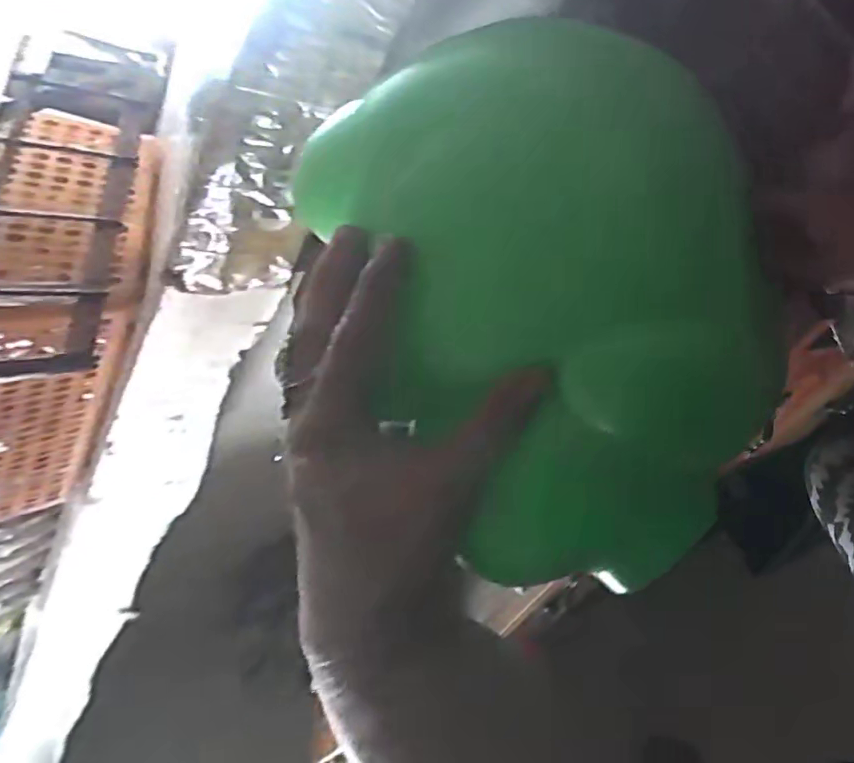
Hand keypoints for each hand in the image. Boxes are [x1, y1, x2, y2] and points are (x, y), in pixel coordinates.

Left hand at [281, 226, 548, 669]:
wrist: (368, 619)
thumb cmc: (402, 548)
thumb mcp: (453, 482)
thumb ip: (496, 423)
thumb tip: (543, 370)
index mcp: (330, 427)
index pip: (352, 344)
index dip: (374, 292)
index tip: (392, 243)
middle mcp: (312, 426)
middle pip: (310, 341)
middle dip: (327, 285)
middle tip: (346, 232)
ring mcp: (318, 441)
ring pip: (310, 362)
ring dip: (325, 313)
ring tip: (338, 269)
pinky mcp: (335, 454)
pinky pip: (328, 385)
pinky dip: (339, 351)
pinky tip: (363, 342)